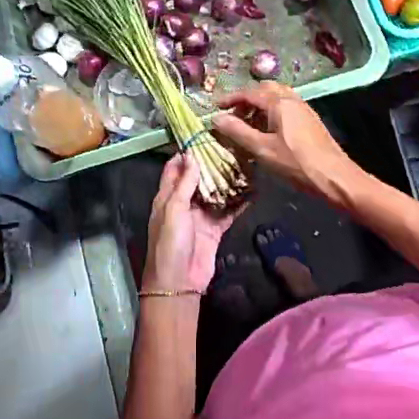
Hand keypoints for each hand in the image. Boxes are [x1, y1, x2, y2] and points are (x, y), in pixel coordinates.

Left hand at [144, 153, 242, 294]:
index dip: (185, 153)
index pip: (174, 169)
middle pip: (197, 178)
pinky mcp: (214, 229)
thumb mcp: (173, 209)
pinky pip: (228, 211)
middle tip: (230, 146)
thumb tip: (192, 156)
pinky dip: (238, 201)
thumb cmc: (170, 242)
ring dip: (227, 180)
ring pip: (215, 193)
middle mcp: (183, 203)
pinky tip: (252, 189)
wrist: (180, 281)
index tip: (202, 137)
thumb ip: (184, 184)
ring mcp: (200, 216)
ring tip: (244, 162)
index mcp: (166, 197)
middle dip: (211, 164)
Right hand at [213, 82, 363, 206]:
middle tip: (233, 114)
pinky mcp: (310, 121)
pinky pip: (286, 107)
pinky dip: (271, 112)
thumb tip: (216, 118)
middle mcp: (292, 100)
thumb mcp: (262, 149)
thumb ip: (237, 131)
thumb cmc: (297, 164)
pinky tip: (266, 131)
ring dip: (259, 105)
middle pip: (265, 89)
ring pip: (277, 97)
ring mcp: (304, 109)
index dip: (231, 99)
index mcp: (279, 103)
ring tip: (247, 123)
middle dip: (246, 99)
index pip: (250, 93)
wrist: (336, 177)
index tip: (216, 107)